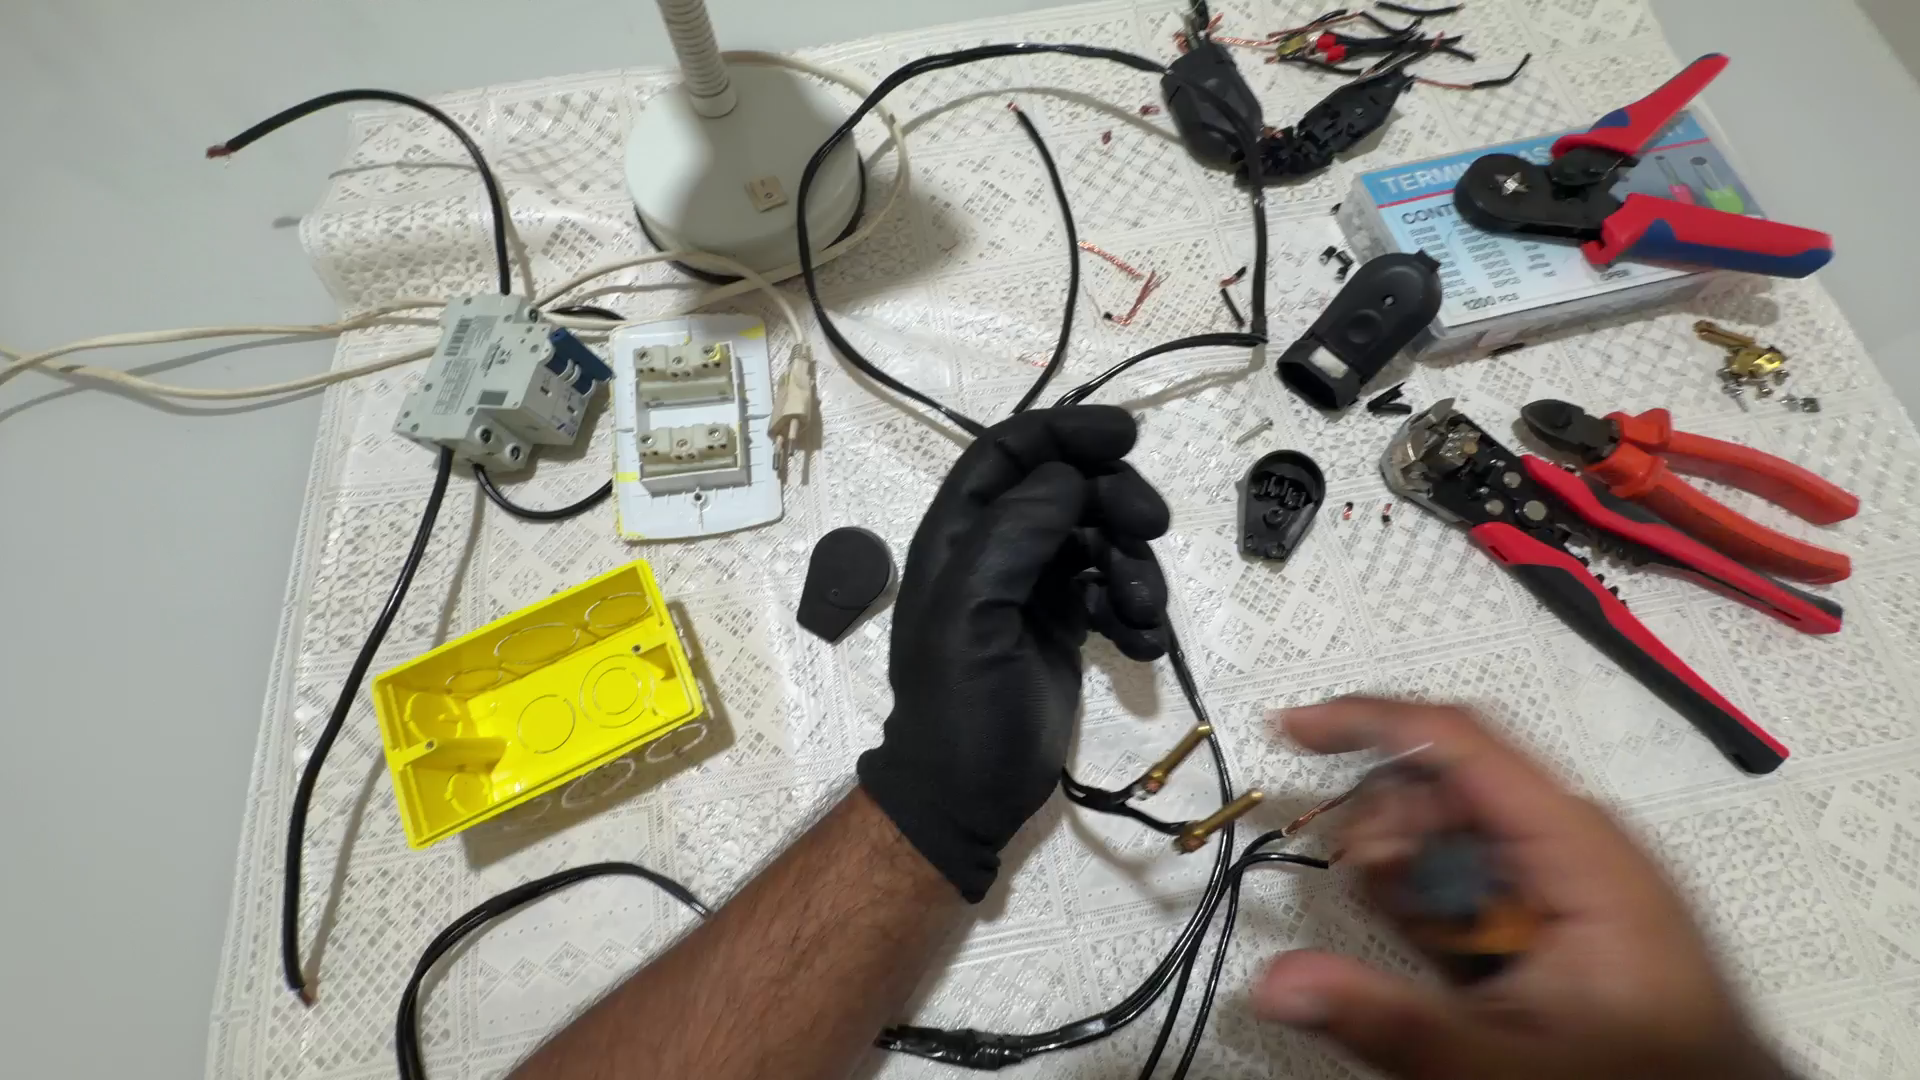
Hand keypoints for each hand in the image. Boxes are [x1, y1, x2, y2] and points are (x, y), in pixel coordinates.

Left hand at [857, 407, 1171, 900]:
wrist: (967, 793)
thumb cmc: (960, 704)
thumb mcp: (973, 615)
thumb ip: (1012, 536)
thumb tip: (1066, 477)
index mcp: (960, 534)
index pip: (1009, 451)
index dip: (1063, 431)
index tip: (1126, 435)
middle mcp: (997, 548)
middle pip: (1067, 489)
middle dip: (1116, 501)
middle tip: (1154, 528)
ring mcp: (1033, 585)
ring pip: (1099, 539)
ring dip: (1135, 568)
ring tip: (1142, 615)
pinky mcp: (1063, 622)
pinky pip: (1110, 589)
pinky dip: (1134, 609)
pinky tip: (1142, 646)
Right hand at [1253, 698, 1788, 1079]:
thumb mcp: (1507, 1060)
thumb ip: (1389, 1019)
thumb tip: (1276, 982)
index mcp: (1580, 848)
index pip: (1457, 739)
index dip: (1364, 719)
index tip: (1291, 728)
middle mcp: (1567, 832)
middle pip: (1435, 778)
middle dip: (1385, 830)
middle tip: (1384, 895)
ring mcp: (1554, 856)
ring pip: (1435, 815)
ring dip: (1402, 869)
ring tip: (1429, 938)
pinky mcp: (1539, 883)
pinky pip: (1453, 853)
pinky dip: (1424, 888)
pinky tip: (1445, 943)